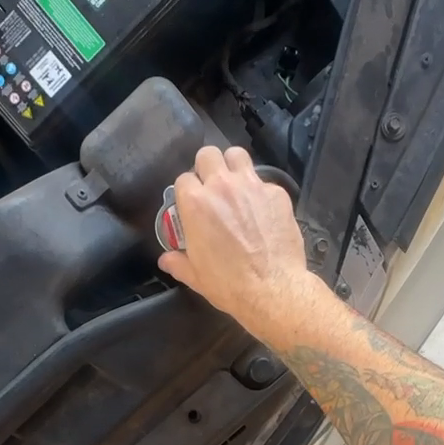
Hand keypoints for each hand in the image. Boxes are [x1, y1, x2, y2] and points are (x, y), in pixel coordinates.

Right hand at [158, 146, 327, 342]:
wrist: (272, 289)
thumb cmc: (228, 285)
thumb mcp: (196, 277)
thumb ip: (178, 262)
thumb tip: (166, 259)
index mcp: (196, 204)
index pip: (183, 179)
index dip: (186, 192)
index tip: (191, 205)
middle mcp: (222, 186)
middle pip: (208, 154)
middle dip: (207, 167)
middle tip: (212, 188)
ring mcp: (252, 186)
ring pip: (237, 155)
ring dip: (233, 166)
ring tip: (236, 186)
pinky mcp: (277, 193)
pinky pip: (264, 182)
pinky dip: (260, 193)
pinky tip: (263, 212)